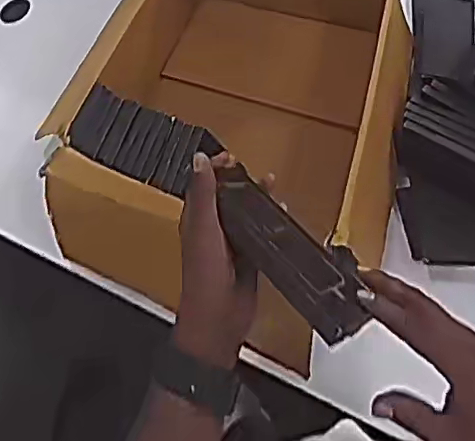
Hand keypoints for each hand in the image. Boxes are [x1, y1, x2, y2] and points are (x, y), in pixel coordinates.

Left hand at [173, 151, 258, 367]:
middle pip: (225, 195)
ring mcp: (229, 243)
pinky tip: (279, 213)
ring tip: (269, 183)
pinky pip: (258, 232)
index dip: (214, 167)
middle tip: (252, 169)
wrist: (220, 318)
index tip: (229, 156)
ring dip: (254, 197)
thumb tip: (199, 159)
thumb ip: (203, 193)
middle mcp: (211, 227)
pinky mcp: (247, 257)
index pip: (202, 183)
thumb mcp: (203, 226)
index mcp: (196, 217)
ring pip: (242, 212)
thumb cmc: (205, 274)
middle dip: (238, 179)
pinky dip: (267, 220)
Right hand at [361, 269, 474, 440]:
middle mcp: (467, 343)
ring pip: (433, 309)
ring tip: (383, 286)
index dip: (383, 306)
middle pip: (423, 305)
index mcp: (456, 357)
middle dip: (392, 286)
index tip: (360, 293)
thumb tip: (380, 403)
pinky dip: (422, 308)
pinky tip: (414, 311)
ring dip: (406, 295)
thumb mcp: (449, 437)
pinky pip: (444, 318)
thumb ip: (411, 415)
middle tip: (366, 274)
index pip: (410, 322)